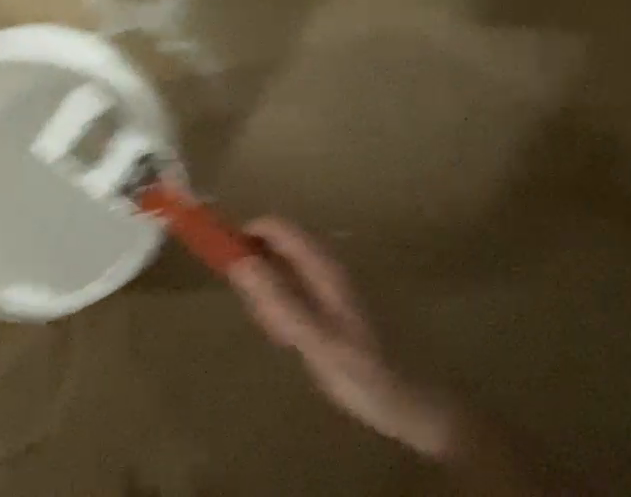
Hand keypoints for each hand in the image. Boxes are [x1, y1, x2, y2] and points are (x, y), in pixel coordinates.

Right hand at [226, 218, 458, 458]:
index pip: (275, 226)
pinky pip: (289, 289)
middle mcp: (324, 266)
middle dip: (254, 273)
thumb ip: (277, 300)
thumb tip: (238, 261)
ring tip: (278, 334)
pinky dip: (278, 307)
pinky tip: (288, 339)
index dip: (244, 234)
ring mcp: (326, 284)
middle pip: (272, 246)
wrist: (409, 404)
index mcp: (323, 266)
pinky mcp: (327, 304)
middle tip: (260, 314)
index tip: (222, 260)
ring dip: (266, 294)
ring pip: (278, 269)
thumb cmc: (363, 372)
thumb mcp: (315, 340)